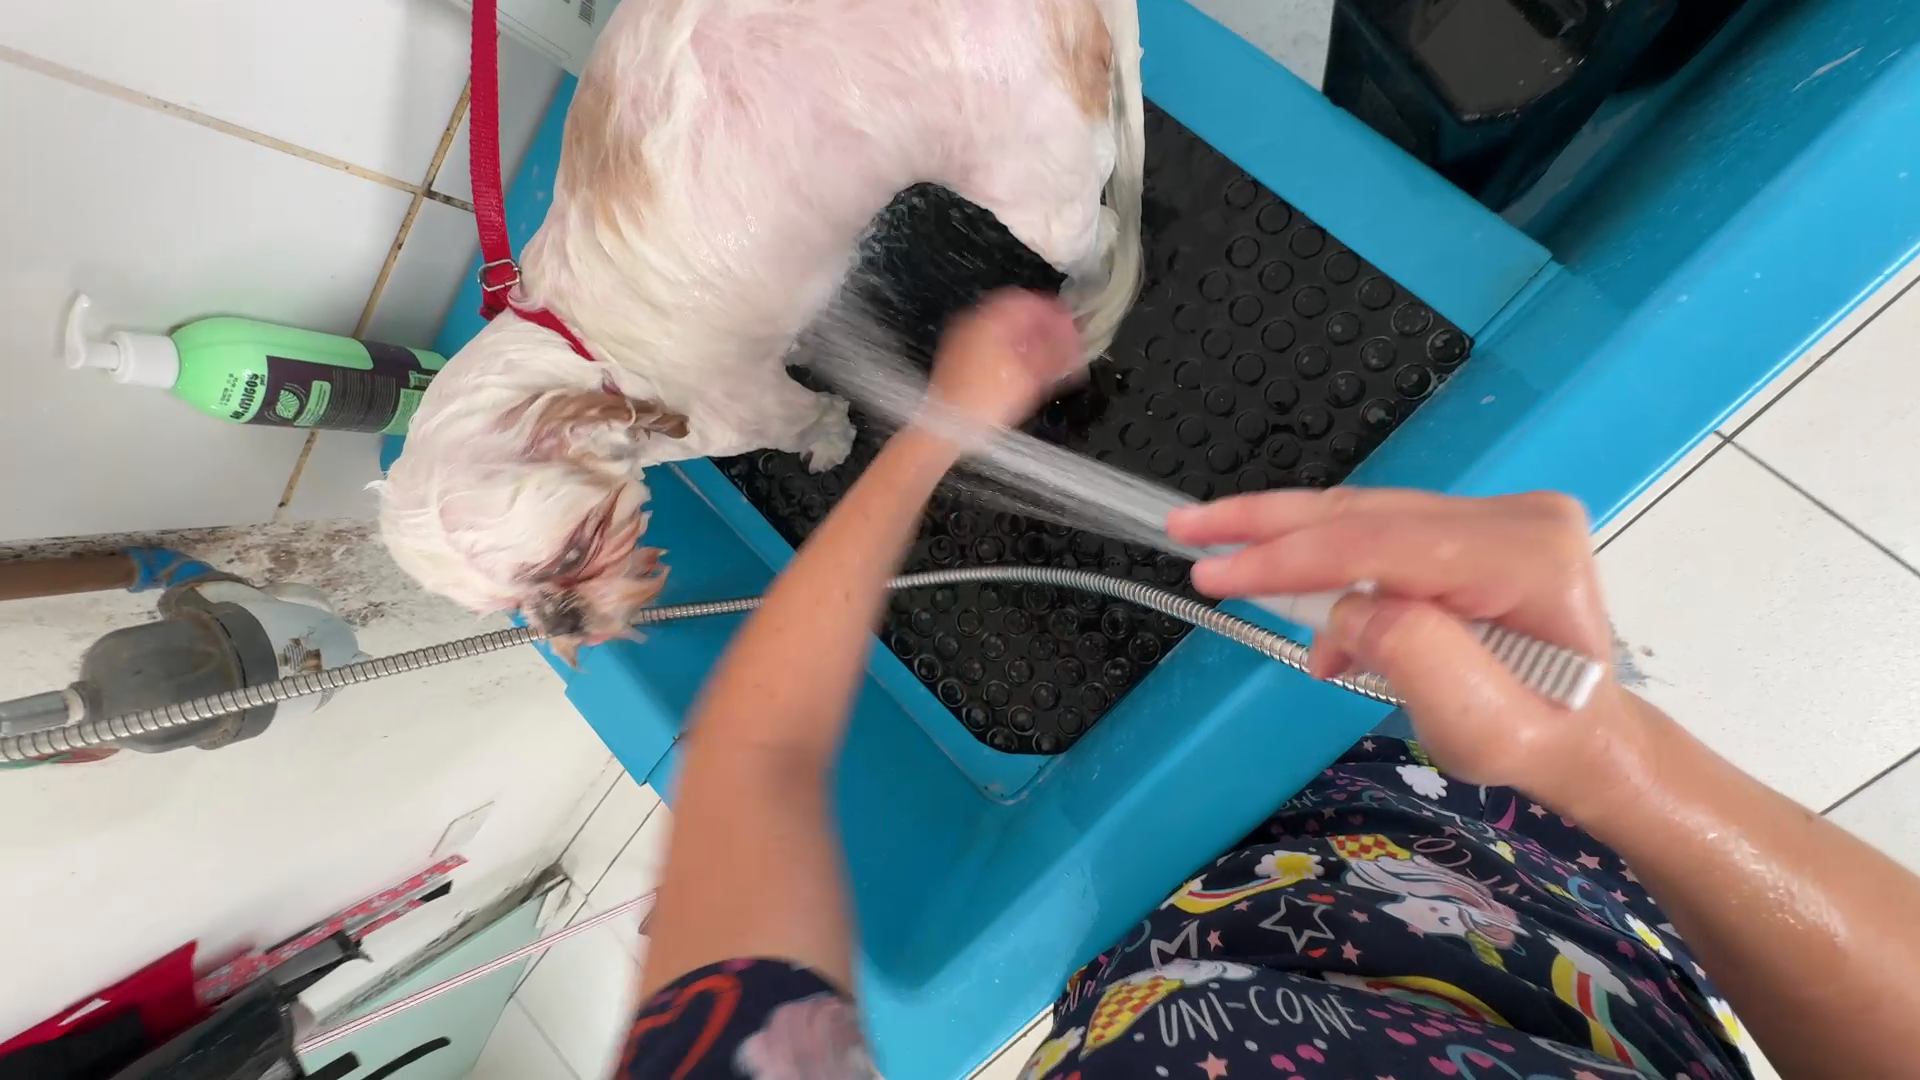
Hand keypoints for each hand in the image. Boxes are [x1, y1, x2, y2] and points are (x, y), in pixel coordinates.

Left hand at [923, 290, 1083, 432]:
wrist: (944, 428)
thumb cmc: (984, 402)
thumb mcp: (1027, 378)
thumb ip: (1054, 354)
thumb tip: (1073, 341)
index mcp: (989, 320)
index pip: (1028, 302)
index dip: (1053, 313)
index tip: (1071, 326)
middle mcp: (973, 324)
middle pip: (1016, 317)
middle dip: (1043, 329)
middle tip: (1065, 345)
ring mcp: (962, 342)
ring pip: (1004, 333)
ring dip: (1029, 343)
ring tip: (1050, 361)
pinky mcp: (958, 361)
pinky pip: (991, 348)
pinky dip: (1012, 355)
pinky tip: (1025, 372)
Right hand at [1166, 488, 1639, 809]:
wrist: (1580, 735)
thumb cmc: (1534, 739)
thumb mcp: (1484, 728)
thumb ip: (1418, 658)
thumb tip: (1342, 610)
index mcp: (1524, 555)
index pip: (1376, 543)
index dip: (1283, 557)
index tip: (1210, 574)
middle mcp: (1509, 516)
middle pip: (1357, 513)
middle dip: (1261, 522)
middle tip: (1185, 526)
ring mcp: (1485, 515)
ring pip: (1354, 515)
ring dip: (1275, 535)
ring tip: (1208, 543)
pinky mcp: (1459, 526)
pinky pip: (1366, 533)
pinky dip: (1314, 563)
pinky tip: (1300, 608)